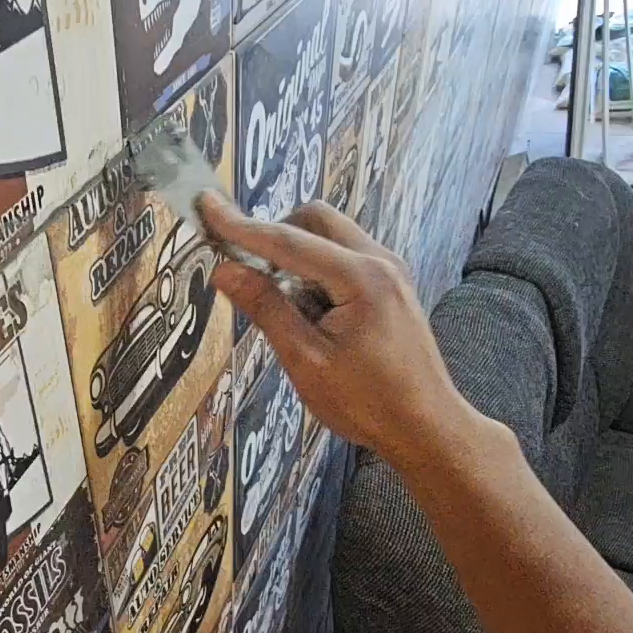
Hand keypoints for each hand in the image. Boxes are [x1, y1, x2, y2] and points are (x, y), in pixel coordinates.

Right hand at [196, 193, 479, 460]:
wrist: (426, 427)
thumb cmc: (366, 403)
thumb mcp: (306, 361)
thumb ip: (266, 309)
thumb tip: (224, 271)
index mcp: (360, 278)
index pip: (287, 241)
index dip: (240, 226)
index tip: (206, 206)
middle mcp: (380, 261)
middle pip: (314, 220)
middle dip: (274, 236)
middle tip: (246, 272)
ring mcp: (389, 270)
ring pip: (330, 236)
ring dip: (295, 256)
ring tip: (283, 308)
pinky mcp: (390, 285)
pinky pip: (343, 257)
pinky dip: (315, 271)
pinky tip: (308, 314)